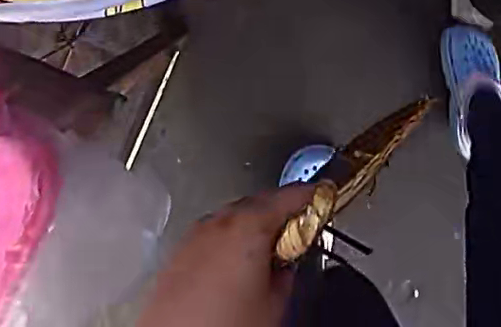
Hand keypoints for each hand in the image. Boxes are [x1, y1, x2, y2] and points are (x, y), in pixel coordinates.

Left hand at [140, 182, 326, 326]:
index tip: (323, 200)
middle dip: (281, 214)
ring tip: (262, 259)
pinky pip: (211, 238)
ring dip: (252, 229)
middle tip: (296, 234)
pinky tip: (230, 272)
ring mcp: (195, 237)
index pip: (293, 195)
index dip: (313, 197)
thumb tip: (286, 264)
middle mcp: (221, 220)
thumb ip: (288, 272)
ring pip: (234, 219)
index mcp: (250, 223)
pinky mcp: (176, 257)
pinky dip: (226, 244)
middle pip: (262, 202)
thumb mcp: (274, 306)